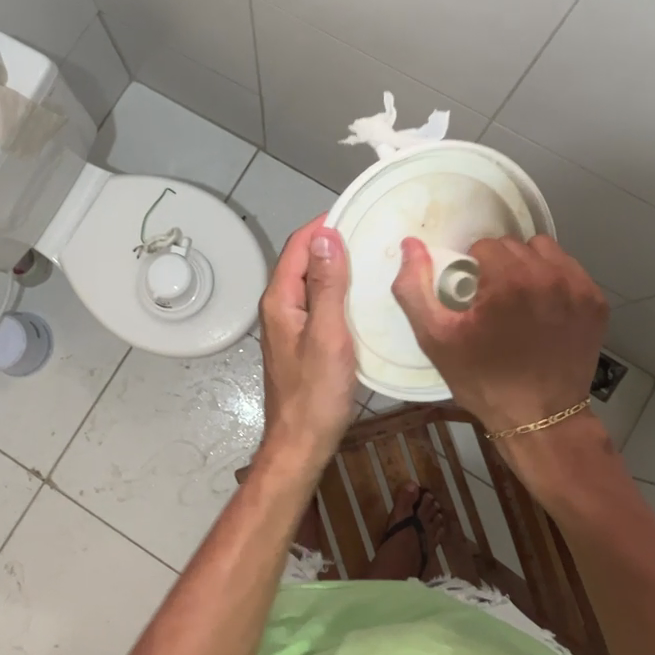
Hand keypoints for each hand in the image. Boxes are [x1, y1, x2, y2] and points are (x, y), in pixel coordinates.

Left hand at [257, 216, 356, 471]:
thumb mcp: (328, 335)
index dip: (324, 225)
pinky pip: (319, 303)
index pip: (298, 246)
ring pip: (312, 283)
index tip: (358, 211)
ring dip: (338, 267)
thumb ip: (327, 286)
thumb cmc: (316, 393)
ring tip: (374, 258)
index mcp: (280, 300)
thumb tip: (325, 236)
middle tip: (374, 233)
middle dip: (333, 242)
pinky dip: (339, 292)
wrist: (301, 443)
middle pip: (304, 261)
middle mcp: (279, 307)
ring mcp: (289, 325)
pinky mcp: (302, 341)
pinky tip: (364, 297)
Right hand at [391, 235, 607, 434]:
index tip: (470, 297)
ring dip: (526, 266)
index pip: (483, 246)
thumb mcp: (435, 339)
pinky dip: (552, 280)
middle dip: (498, 267)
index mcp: (509, 281)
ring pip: (543, 252)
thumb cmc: (483, 380)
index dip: (470, 269)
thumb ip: (415, 287)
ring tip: (518, 299)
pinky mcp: (595, 303)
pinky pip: (568, 270)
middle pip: (513, 246)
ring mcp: (578, 288)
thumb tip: (412, 245)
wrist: (540, 418)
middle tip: (491, 301)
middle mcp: (548, 276)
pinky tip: (542, 309)